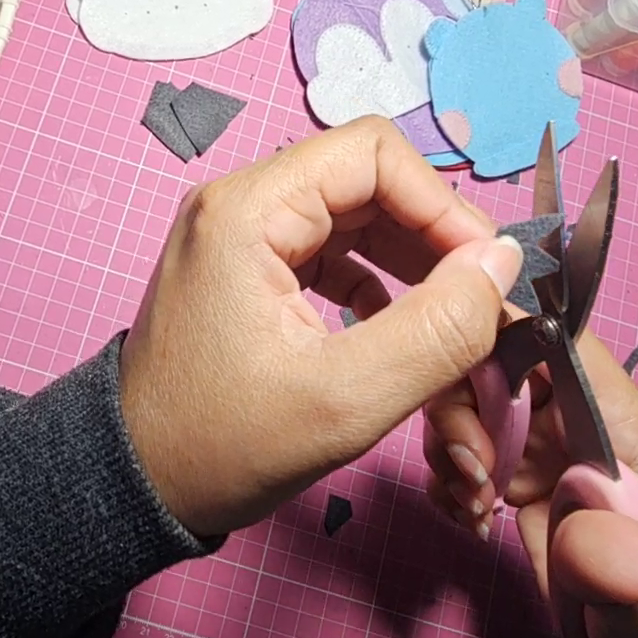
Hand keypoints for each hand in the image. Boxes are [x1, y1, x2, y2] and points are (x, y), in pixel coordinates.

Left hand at [119, 117, 524, 536]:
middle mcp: (240, 205)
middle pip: (365, 182)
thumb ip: (435, 330)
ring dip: (410, 263)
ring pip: (353, 218)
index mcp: (247, 211)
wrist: (138, 483)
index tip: (485, 268)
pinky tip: (399, 327)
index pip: (370, 154)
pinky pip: (329, 252)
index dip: (440, 203)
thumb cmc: (220, 444)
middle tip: (479, 301)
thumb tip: (499, 261)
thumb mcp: (343, 398)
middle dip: (432, 237)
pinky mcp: (250, 269)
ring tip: (453, 320)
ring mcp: (242, 235)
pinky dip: (375, 281)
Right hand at [424, 330, 637, 637]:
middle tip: (473, 475)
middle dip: (457, 412)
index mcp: (612, 413)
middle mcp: (567, 414)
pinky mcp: (509, 475)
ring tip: (473, 508)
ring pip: (460, 403)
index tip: (474, 408)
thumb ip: (616, 561)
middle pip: (484, 361)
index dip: (491, 341)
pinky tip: (469, 519)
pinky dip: (446, 480)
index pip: (544, 333)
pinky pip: (455, 451)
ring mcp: (534, 444)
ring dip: (447, 451)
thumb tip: (574, 523)